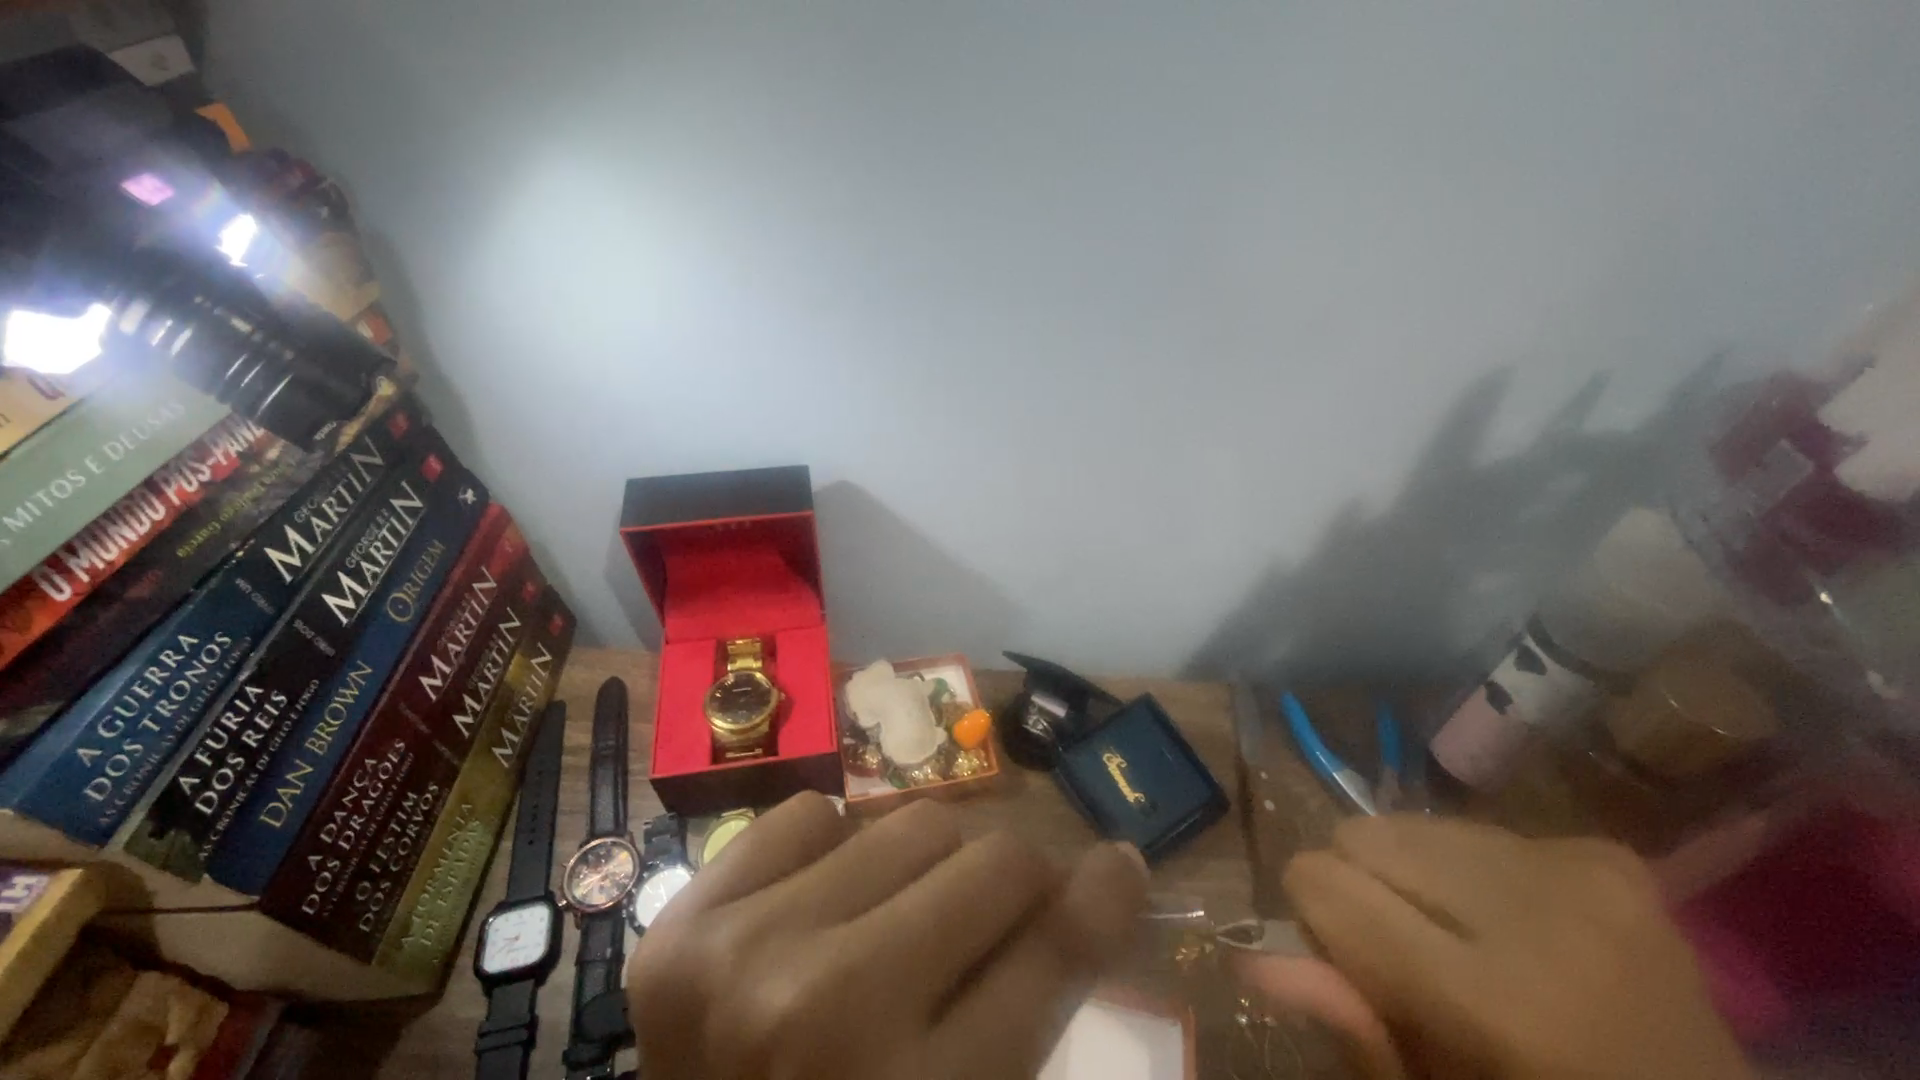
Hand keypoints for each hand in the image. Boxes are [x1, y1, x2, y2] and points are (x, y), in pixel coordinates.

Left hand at [625, 792, 1149, 1078]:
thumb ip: (1033, 1003)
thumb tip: (1099, 878)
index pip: (1050, 951)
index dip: (1103, 899)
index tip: (1120, 865)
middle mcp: (829, 1010)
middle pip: (988, 862)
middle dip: (1015, 881)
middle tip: (998, 910)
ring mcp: (745, 954)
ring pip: (910, 824)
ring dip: (928, 866)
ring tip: (900, 918)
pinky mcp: (684, 920)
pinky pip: (811, 816)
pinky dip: (835, 850)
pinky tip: (821, 909)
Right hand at [1237, 816, 1748, 1079]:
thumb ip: (1352, 1029)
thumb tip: (1253, 956)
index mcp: (1495, 1000)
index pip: (1326, 883)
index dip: (1314, 920)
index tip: (1347, 965)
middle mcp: (1539, 912)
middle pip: (1363, 834)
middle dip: (1358, 886)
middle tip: (1405, 956)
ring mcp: (1583, 871)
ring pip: (1414, 823)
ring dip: (1413, 876)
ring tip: (1461, 940)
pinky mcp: (1607, 853)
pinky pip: (1478, 830)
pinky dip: (1473, 874)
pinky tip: (1514, 928)